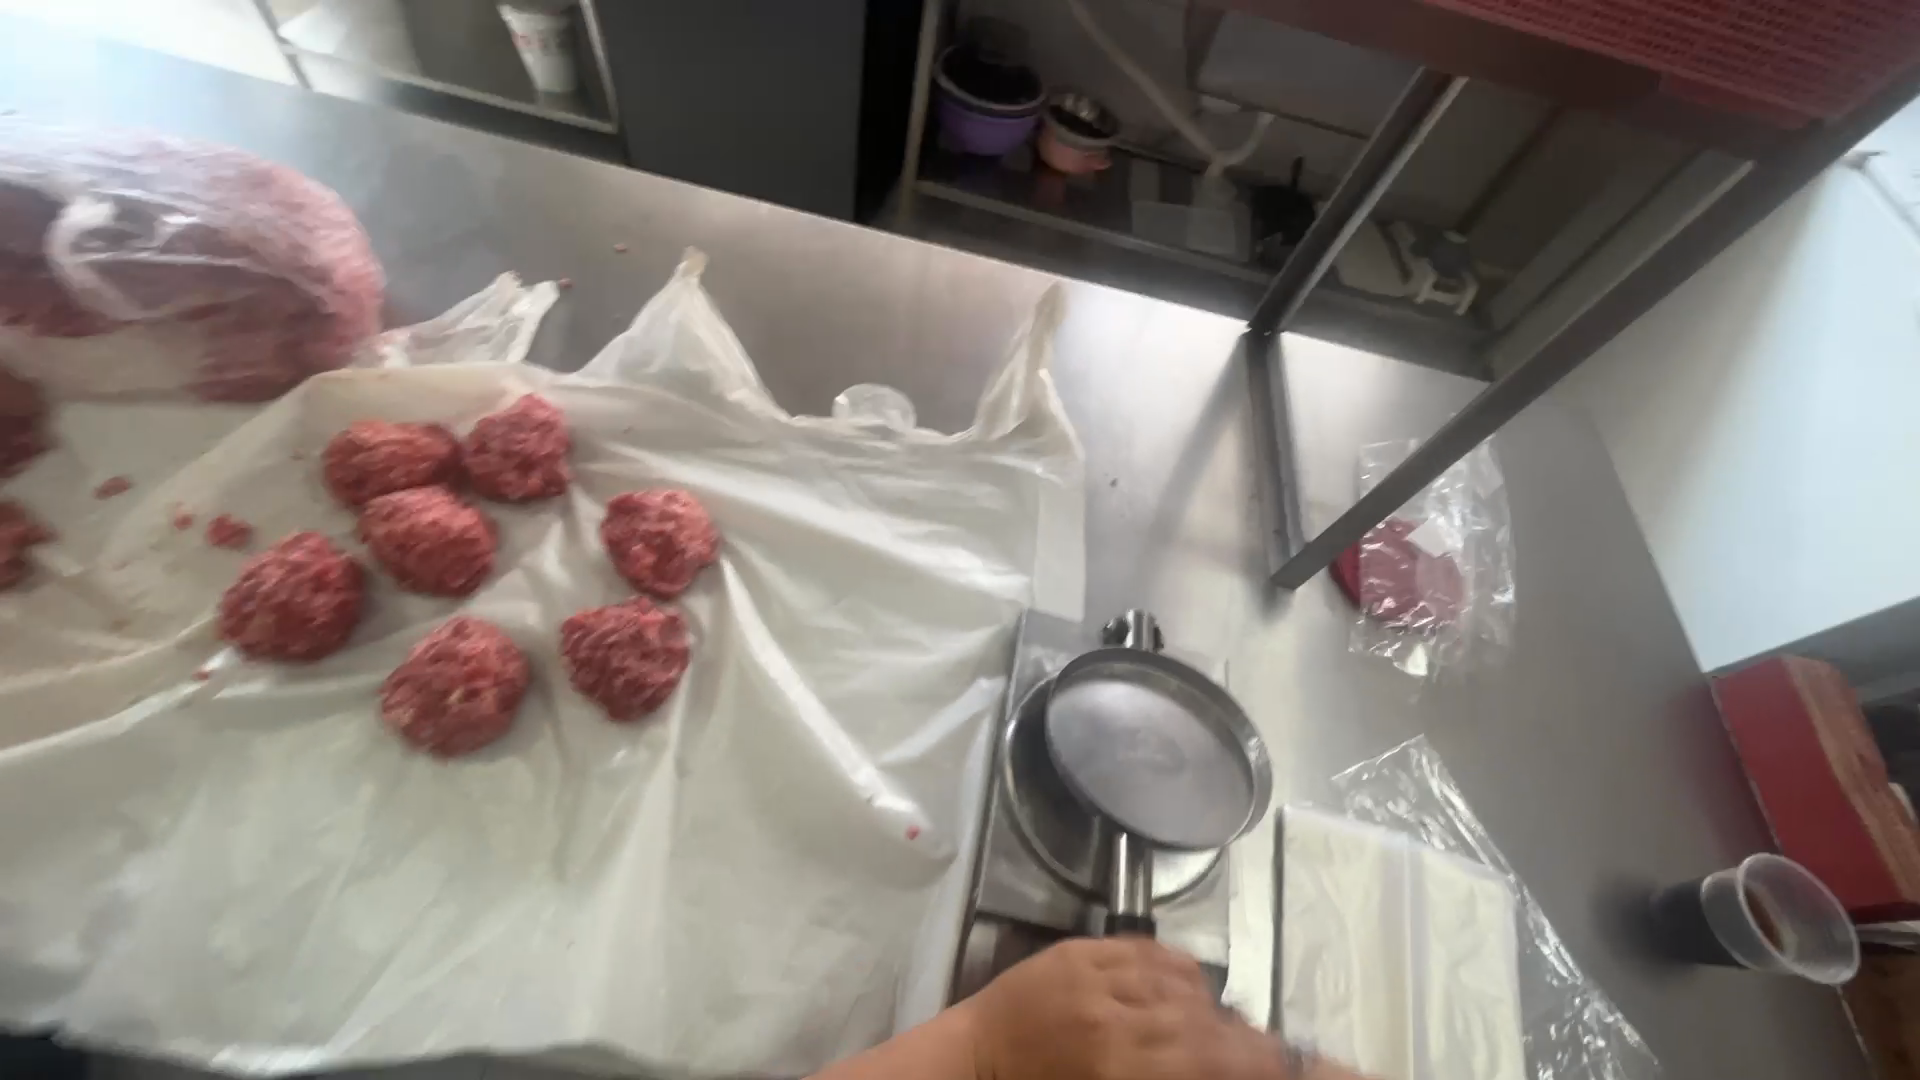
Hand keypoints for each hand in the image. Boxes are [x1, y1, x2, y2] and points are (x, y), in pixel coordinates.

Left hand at [961, 937, 1292, 1079]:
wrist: (974, 1062)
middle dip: (1237, 1032)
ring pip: (1173, 977)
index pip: (1207, 1052)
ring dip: (1205, 999)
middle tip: (1262, 1046)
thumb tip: (1212, 1060)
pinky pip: (1139, 949)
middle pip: (1197, 1015)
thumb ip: (1166, 1073)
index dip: (1252, 1055)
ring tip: (1219, 1018)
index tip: (1281, 1060)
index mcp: (1120, 1063)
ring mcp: (1092, 971)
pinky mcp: (1076, 950)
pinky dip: (1169, 965)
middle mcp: (1112, 1011)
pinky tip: (1183, 982)